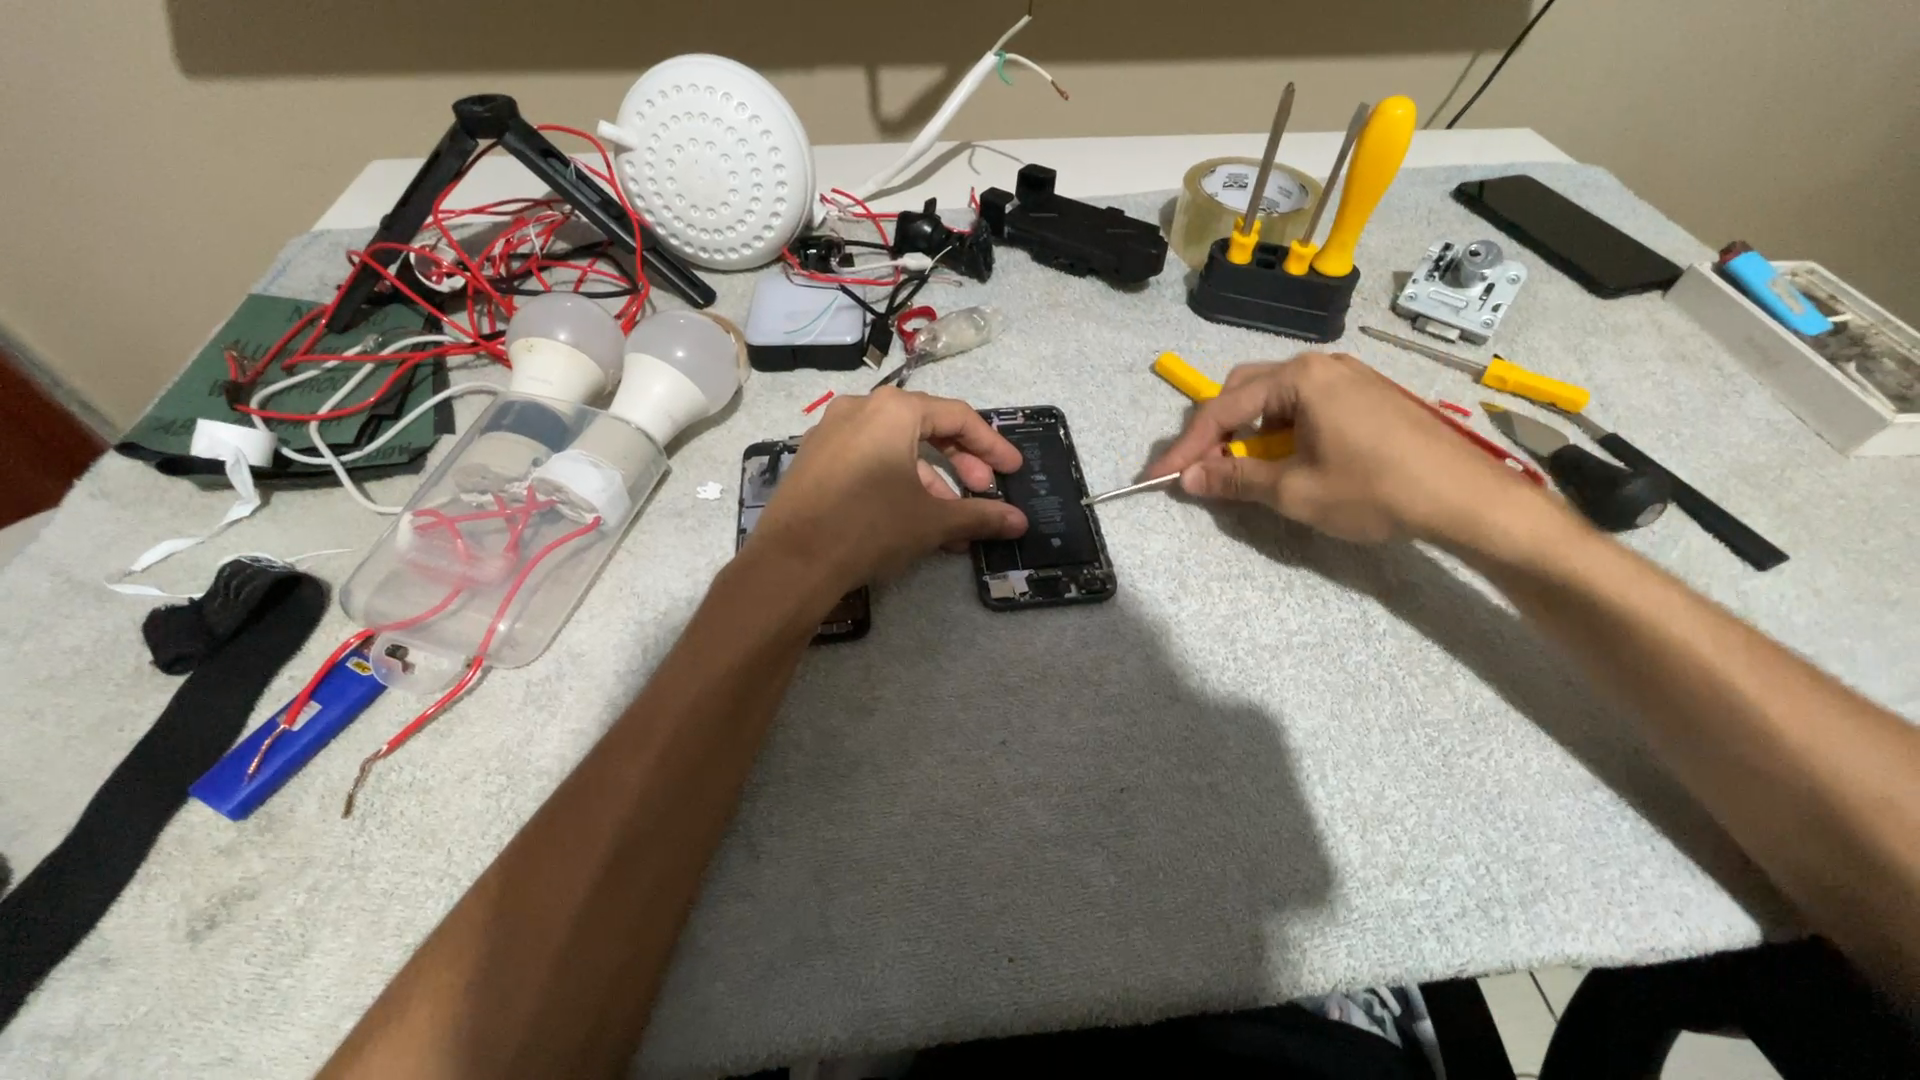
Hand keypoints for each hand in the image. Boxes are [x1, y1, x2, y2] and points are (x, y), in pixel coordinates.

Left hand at [744, 388, 1028, 596]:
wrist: (791, 562)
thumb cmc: (870, 527)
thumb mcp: (932, 521)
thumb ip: (980, 515)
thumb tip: (1020, 522)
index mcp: (893, 409)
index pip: (958, 417)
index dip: (991, 445)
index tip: (1012, 471)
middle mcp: (860, 408)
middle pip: (926, 427)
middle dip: (961, 463)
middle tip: (983, 493)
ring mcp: (831, 432)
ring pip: (896, 448)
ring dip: (931, 480)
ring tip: (951, 521)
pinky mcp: (814, 459)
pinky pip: (868, 460)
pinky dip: (897, 482)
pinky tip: (912, 519)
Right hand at [1145, 351, 1546, 546]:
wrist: (1466, 497)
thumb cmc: (1375, 490)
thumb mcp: (1295, 491)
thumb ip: (1234, 481)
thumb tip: (1188, 479)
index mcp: (1299, 379)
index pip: (1223, 410)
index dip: (1186, 447)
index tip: (1159, 477)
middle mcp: (1321, 365)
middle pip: (1245, 391)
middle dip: (1217, 432)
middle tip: (1204, 471)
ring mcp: (1348, 378)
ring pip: (1275, 398)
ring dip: (1250, 433)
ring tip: (1246, 472)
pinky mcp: (1366, 396)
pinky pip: (1305, 405)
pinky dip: (1281, 431)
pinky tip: (1289, 462)